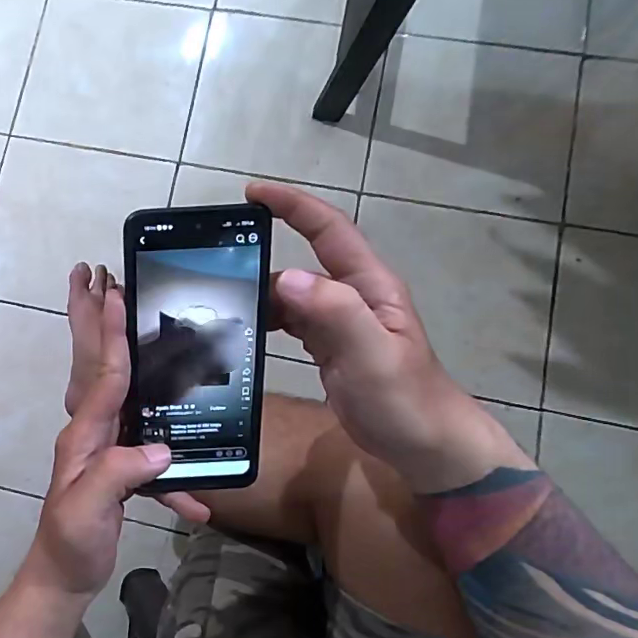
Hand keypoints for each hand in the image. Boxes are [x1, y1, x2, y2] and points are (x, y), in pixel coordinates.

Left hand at [27, 280, 176, 596]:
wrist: (64, 574)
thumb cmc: (70, 542)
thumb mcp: (87, 511)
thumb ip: (117, 476)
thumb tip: (159, 449)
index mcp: (82, 437)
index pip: (102, 379)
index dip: (110, 338)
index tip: (117, 295)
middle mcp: (91, 434)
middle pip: (103, 371)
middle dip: (103, 328)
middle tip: (107, 282)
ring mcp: (105, 449)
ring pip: (125, 396)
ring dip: (134, 359)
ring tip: (144, 323)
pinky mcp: (121, 467)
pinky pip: (146, 441)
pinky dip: (170, 444)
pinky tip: (195, 467)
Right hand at [244, 181, 530, 491]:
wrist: (425, 444)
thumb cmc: (404, 400)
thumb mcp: (372, 356)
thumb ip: (335, 315)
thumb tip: (286, 278)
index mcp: (368, 289)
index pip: (328, 233)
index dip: (293, 207)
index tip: (252, 193)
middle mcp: (351, 297)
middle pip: (300, 261)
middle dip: (258, 252)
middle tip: (212, 260)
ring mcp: (337, 322)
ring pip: (288, 294)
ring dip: (254, 292)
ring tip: (215, 301)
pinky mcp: (324, 345)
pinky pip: (286, 320)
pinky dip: (261, 319)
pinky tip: (239, 332)